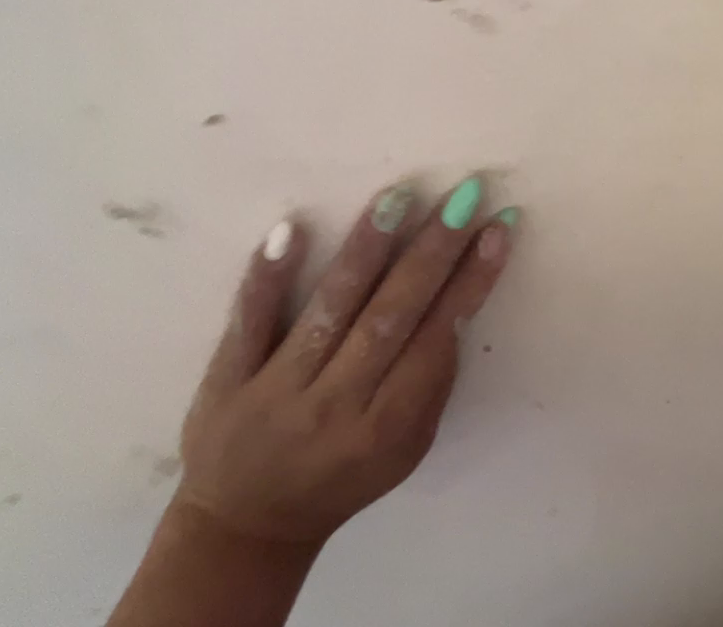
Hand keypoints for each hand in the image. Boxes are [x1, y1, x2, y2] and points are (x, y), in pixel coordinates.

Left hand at [174, 177, 517, 546]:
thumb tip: (454, 305)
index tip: (497, 226)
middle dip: (433, 251)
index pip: (437, 336)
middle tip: (464, 196)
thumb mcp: (408, 448)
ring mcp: (277, 390)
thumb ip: (431, 383)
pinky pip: (248, 323)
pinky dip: (266, 278)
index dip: (472, 279)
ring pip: (329, 309)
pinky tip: (290, 228)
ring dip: (365, 251)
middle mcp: (336, 403)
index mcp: (387, 424)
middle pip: (391, 314)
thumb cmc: (346, 479)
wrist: (246, 527)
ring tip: (397, 197)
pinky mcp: (225, 381)